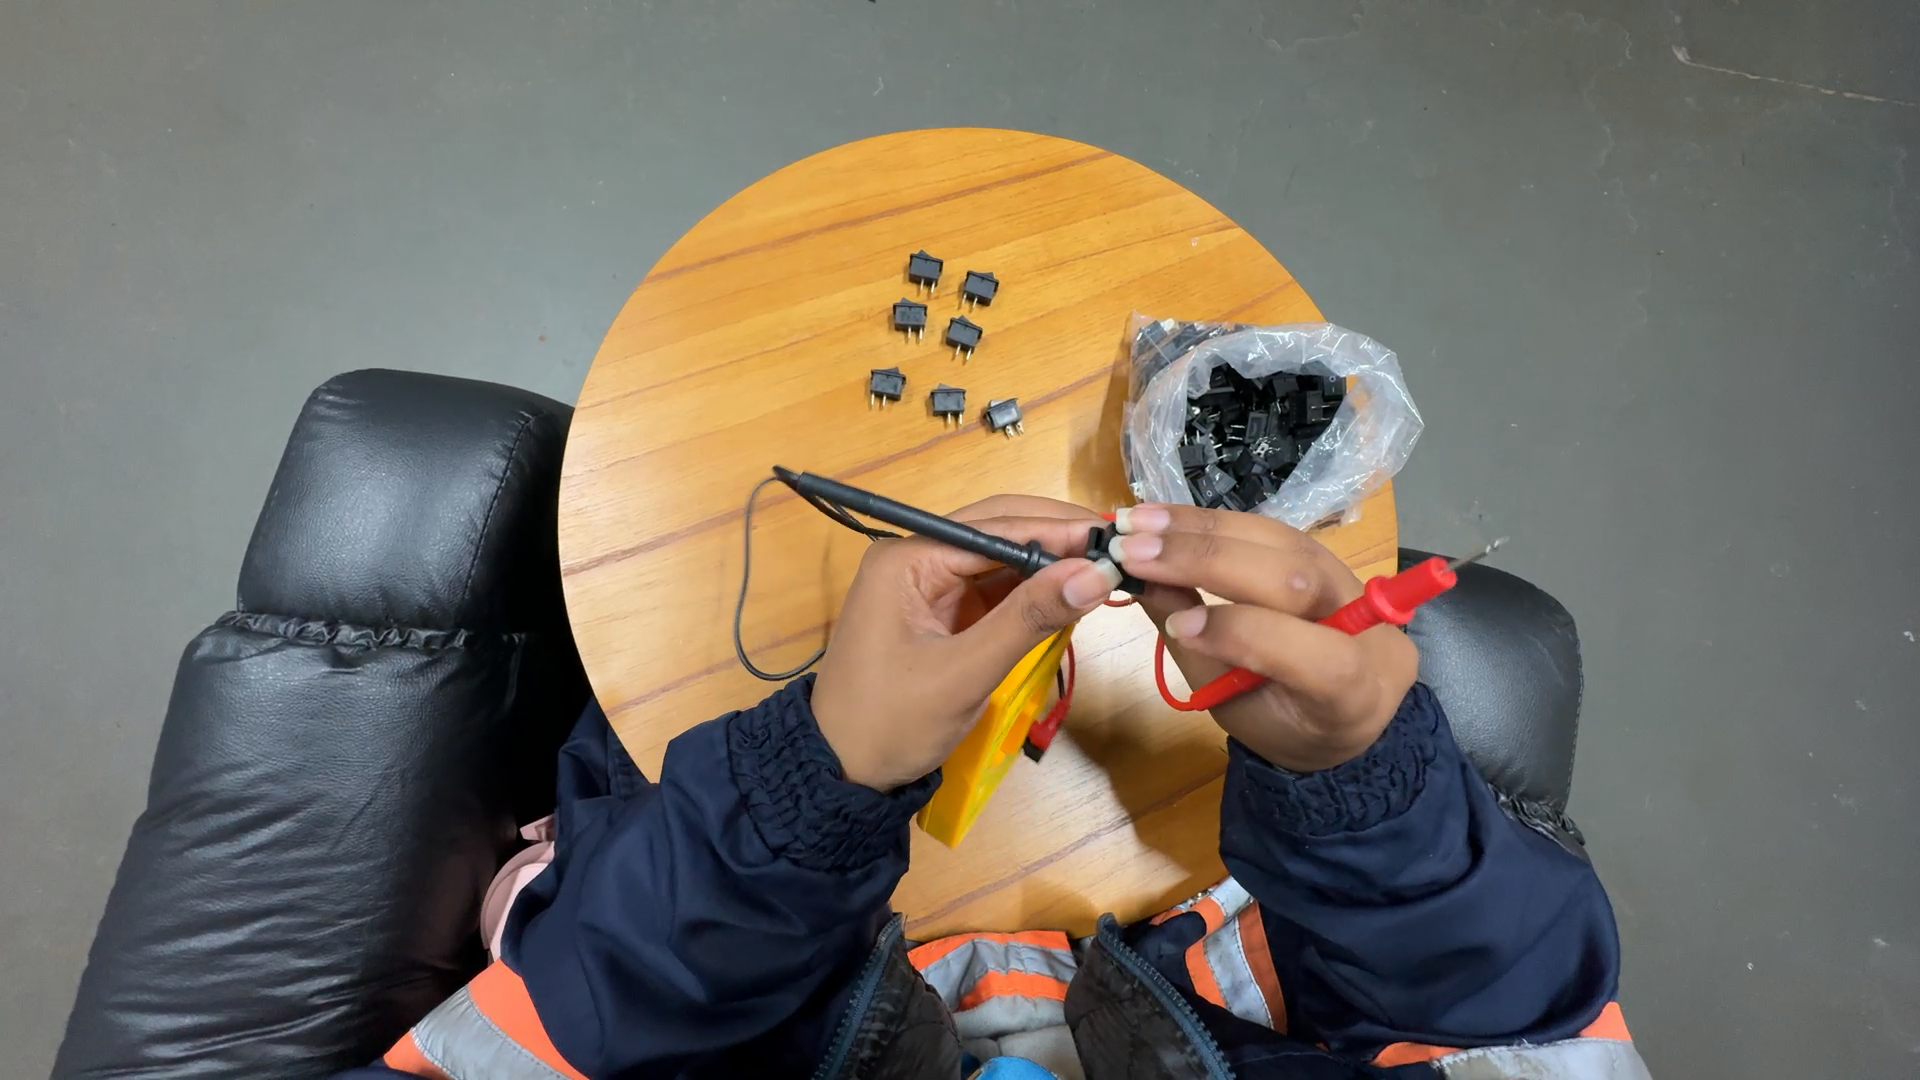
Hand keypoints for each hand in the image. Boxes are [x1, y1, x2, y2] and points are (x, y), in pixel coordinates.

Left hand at [811, 496, 1123, 791]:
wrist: (843, 772)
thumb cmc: (892, 722)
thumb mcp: (963, 672)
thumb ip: (1028, 618)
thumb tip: (1096, 573)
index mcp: (908, 558)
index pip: (993, 528)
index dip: (1055, 530)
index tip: (1113, 536)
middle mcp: (917, 556)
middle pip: (997, 530)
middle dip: (1053, 536)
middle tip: (1116, 545)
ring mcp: (929, 583)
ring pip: (1000, 558)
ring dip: (1047, 563)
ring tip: (1105, 565)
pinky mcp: (942, 609)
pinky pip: (994, 588)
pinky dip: (1030, 591)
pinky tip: (1068, 593)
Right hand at [1108, 504, 1418, 772]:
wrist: (1344, 708)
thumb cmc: (1281, 723)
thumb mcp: (1232, 705)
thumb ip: (1195, 649)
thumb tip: (1142, 584)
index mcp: (1355, 689)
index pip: (1308, 652)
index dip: (1239, 633)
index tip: (1175, 627)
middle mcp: (1365, 624)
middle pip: (1292, 577)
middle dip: (1206, 560)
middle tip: (1131, 552)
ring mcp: (1350, 579)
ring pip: (1278, 540)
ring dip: (1200, 527)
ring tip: (1137, 523)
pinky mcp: (1322, 551)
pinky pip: (1267, 529)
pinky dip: (1210, 522)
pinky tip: (1165, 520)